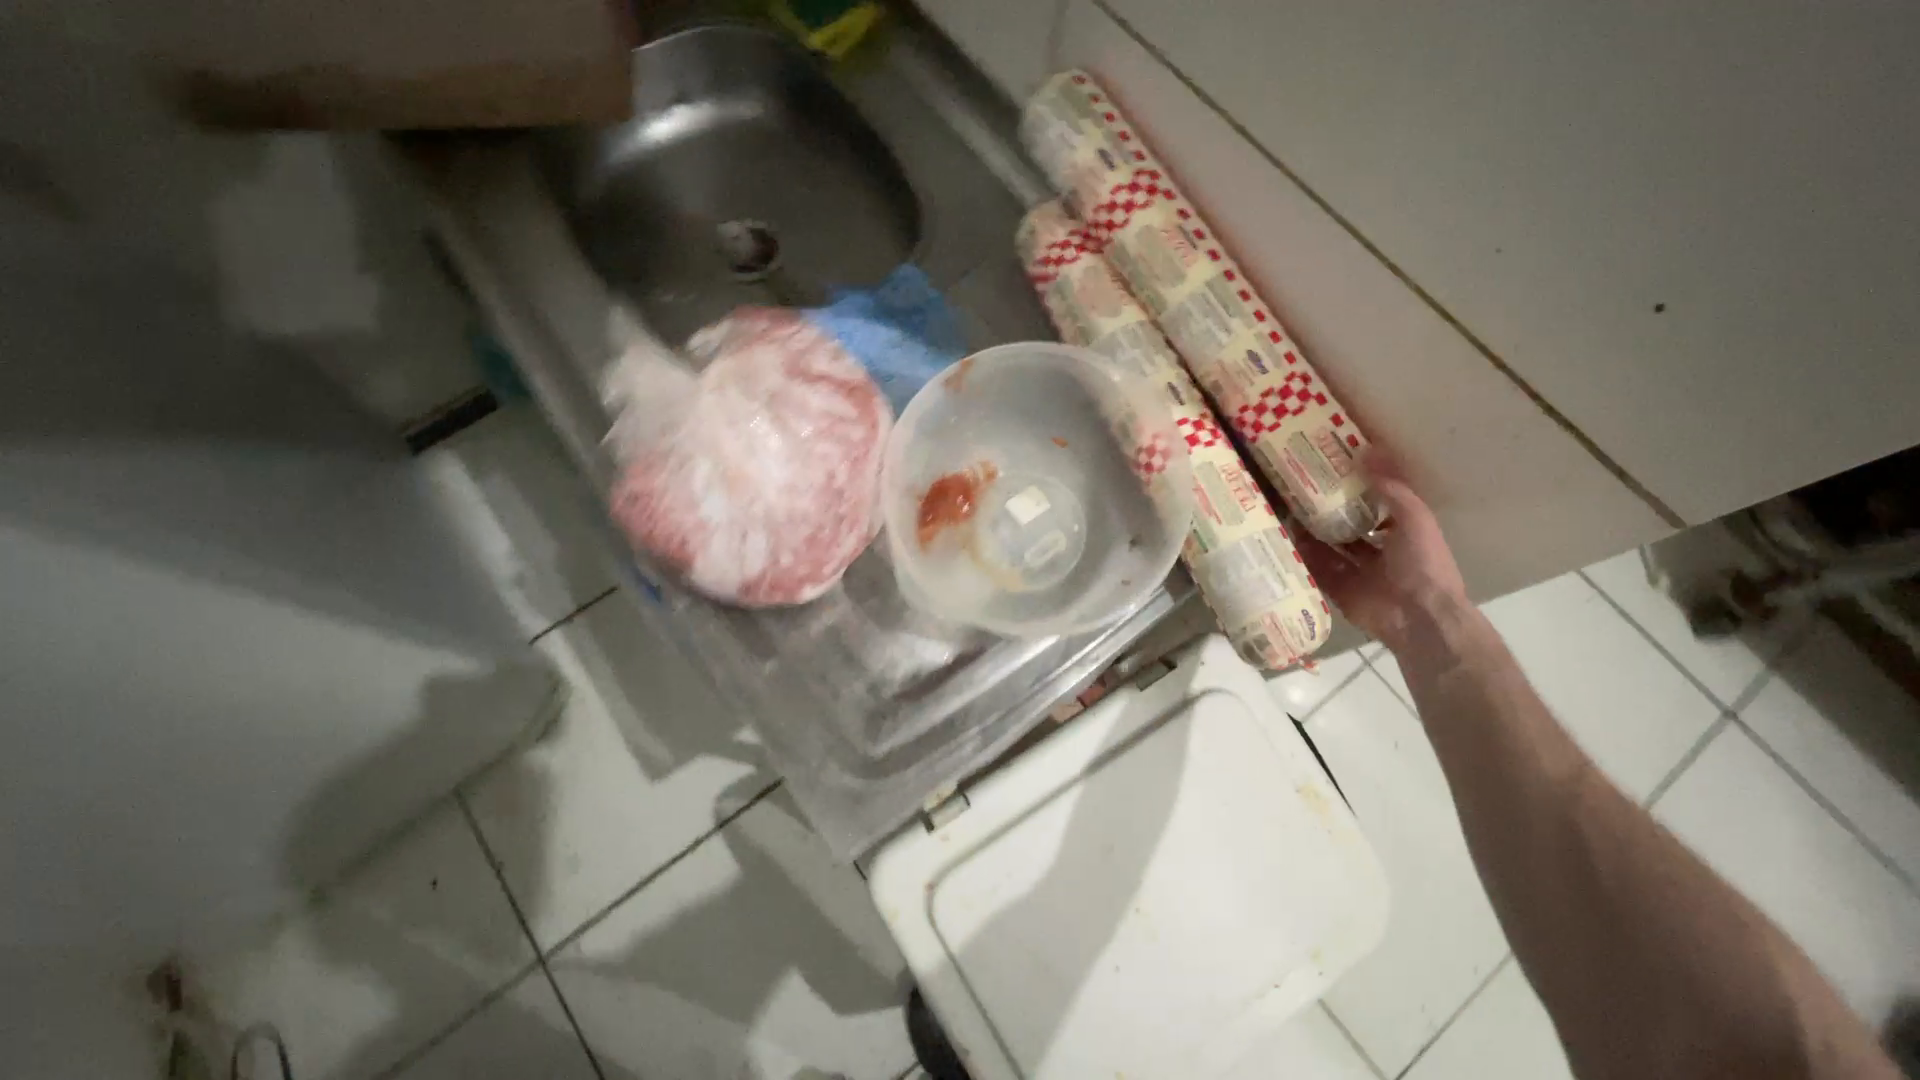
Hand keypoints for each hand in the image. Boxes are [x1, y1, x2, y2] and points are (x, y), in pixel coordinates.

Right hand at [1294, 454, 1469, 653]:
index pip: (1373, 504)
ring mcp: (1355, 572)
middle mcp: (1377, 551)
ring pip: (1327, 546)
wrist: (1417, 616)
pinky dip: (1301, 556)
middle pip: (1346, 525)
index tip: (1329, 468)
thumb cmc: (1422, 564)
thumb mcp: (1413, 517)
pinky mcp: (1336, 589)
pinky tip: (1284, 538)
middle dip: (1325, 510)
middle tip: (1297, 488)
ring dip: (1309, 531)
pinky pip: (1315, 569)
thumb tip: (1366, 449)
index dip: (1354, 487)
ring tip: (1284, 507)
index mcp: (1400, 532)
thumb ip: (1390, 487)